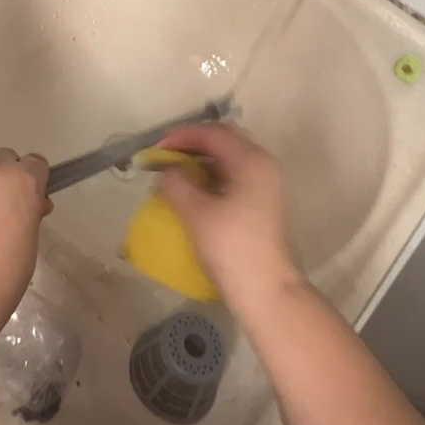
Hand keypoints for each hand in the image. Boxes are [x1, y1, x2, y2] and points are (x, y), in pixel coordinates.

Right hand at [155, 122, 304, 304]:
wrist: (268, 291)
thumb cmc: (232, 248)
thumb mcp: (197, 213)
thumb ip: (177, 183)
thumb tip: (167, 169)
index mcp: (251, 160)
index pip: (212, 133)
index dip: (181, 136)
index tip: (155, 149)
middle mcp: (264, 164)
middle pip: (225, 140)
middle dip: (193, 144)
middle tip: (166, 156)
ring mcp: (268, 183)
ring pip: (231, 158)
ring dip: (202, 160)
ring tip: (176, 173)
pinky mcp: (265, 201)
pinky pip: (236, 174)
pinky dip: (213, 175)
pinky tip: (195, 190)